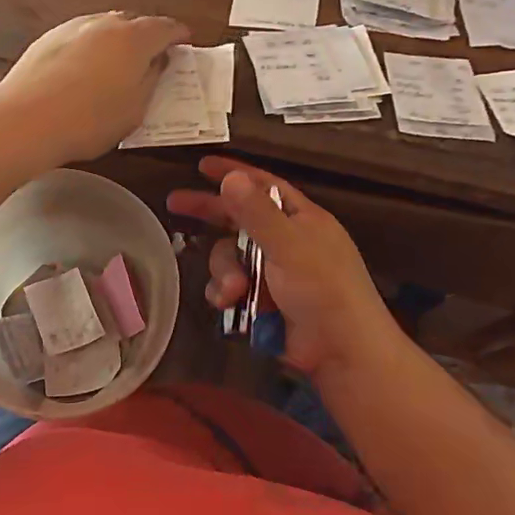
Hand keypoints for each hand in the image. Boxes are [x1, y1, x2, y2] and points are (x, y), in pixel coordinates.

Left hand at [0, 12, 188, 164]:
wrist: (25, 119)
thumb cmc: (90, 120)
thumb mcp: (135, 109)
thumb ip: (152, 80)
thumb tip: (158, 61)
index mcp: (134, 39)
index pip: (165, 28)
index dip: (178, 34)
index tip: (185, 41)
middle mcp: (105, 24)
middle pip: (134, 21)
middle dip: (149, 34)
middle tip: (155, 54)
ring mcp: (74, 27)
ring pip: (106, 25)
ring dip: (119, 38)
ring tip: (122, 61)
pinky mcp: (49, 38)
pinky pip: (82, 35)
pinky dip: (94, 45)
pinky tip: (89, 68)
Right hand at [167, 157, 400, 376]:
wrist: (339, 349)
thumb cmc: (323, 288)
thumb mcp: (289, 245)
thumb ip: (257, 213)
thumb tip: (231, 178)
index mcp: (301, 219)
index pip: (264, 186)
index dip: (235, 173)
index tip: (203, 166)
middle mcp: (285, 241)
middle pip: (239, 219)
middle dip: (210, 214)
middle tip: (175, 203)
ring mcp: (272, 273)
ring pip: (230, 258)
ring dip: (224, 271)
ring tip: (233, 291)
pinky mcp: (262, 302)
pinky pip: (230, 288)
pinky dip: (226, 294)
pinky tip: (230, 304)